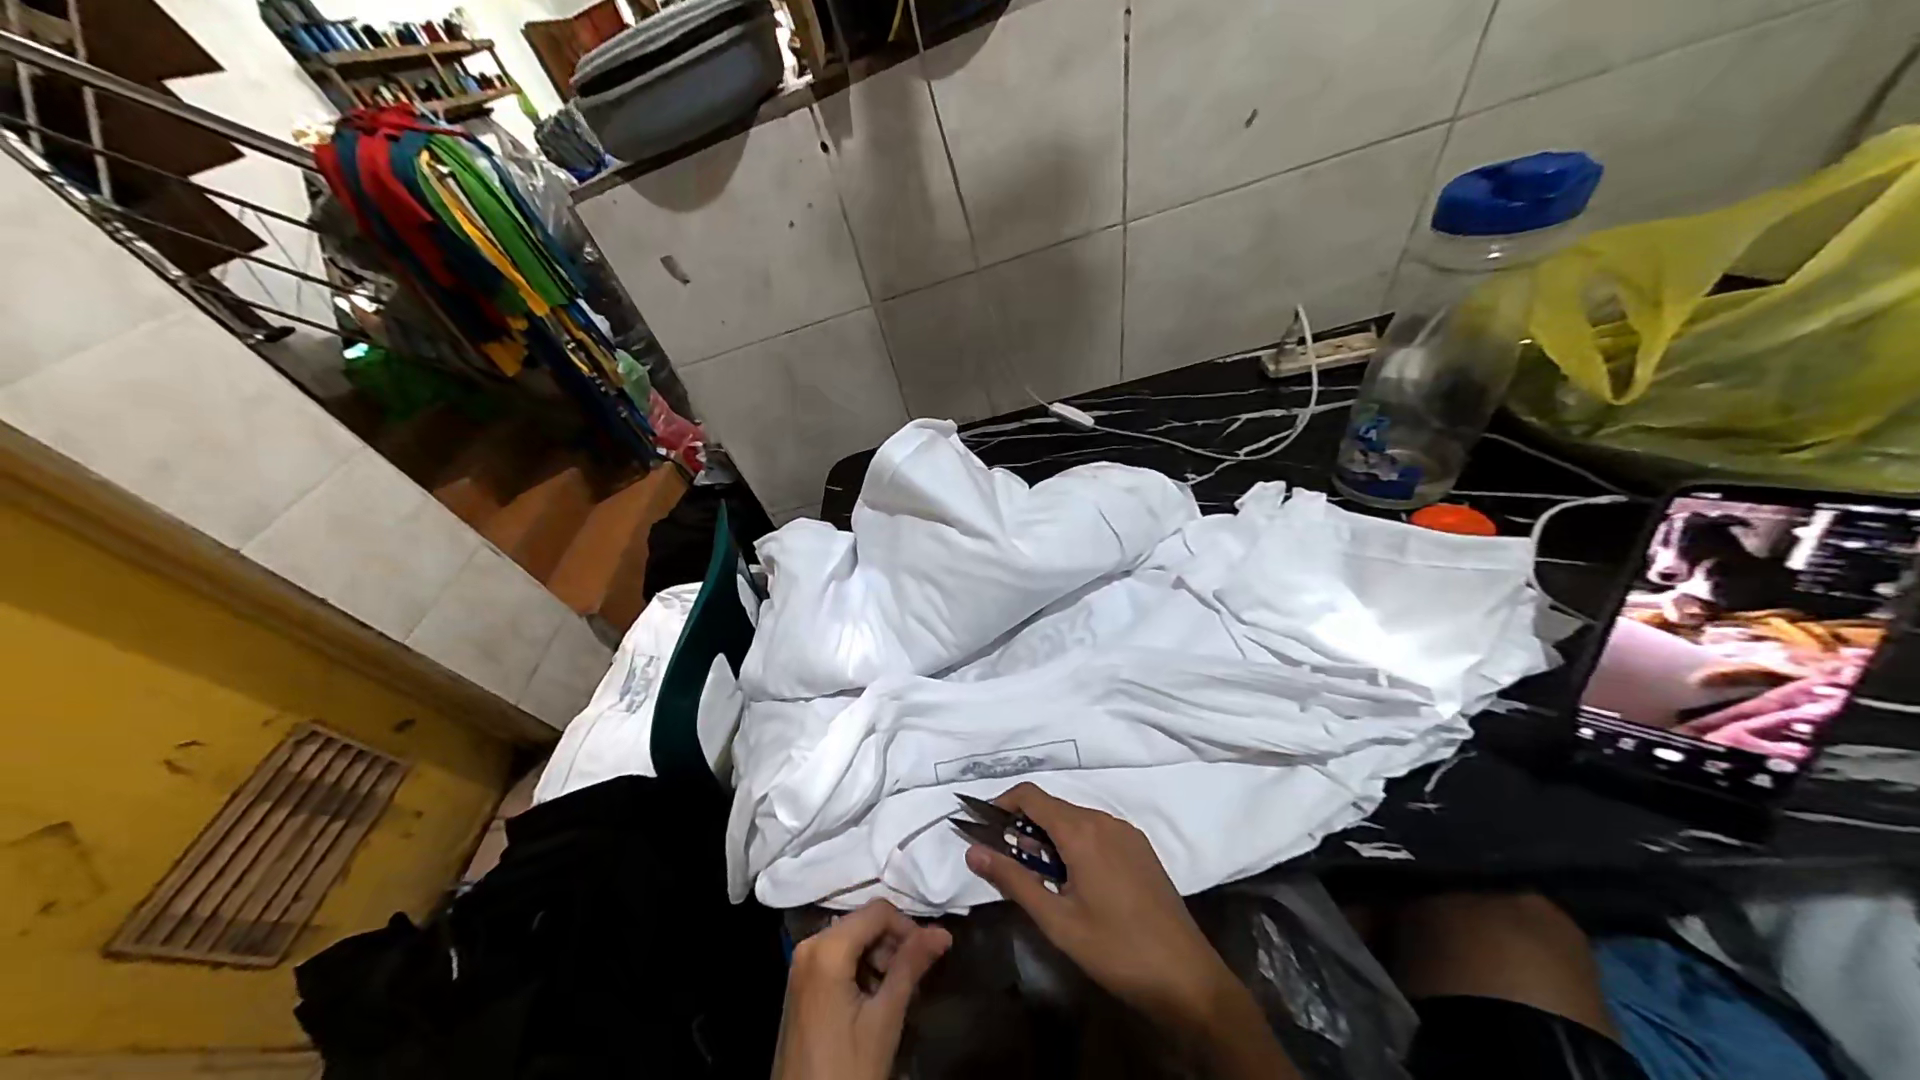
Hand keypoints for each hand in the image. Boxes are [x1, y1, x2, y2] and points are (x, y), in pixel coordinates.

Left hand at [772, 899, 952, 1079]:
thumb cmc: (846, 1068)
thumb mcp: (884, 1018)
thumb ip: (911, 966)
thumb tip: (942, 932)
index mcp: (827, 948)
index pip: (878, 911)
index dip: (908, 928)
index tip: (929, 955)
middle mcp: (809, 945)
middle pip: (864, 923)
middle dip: (893, 946)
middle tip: (913, 980)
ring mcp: (802, 964)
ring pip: (853, 939)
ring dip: (880, 959)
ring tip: (897, 994)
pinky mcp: (802, 983)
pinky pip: (839, 957)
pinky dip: (862, 969)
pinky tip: (875, 1000)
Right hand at [962, 787, 1280, 1044]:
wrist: (1187, 978)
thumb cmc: (1115, 950)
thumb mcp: (1056, 920)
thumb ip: (1013, 880)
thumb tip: (973, 850)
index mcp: (1082, 831)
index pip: (1030, 795)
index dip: (1002, 804)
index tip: (983, 828)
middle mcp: (1104, 820)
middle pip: (1053, 808)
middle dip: (1024, 828)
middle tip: (1008, 865)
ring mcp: (1127, 833)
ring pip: (1075, 820)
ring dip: (1050, 838)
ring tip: (1041, 880)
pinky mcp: (1141, 849)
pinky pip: (1097, 832)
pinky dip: (1076, 844)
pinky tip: (1075, 883)